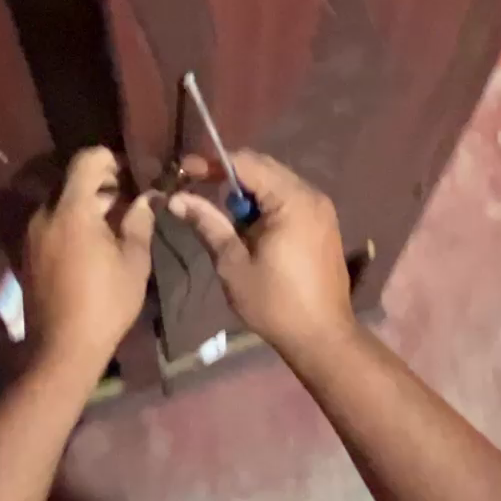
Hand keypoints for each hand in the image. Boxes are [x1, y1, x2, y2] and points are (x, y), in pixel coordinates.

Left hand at [23, 147, 154, 375]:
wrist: (61, 350)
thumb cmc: (105, 303)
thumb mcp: (134, 261)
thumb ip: (139, 221)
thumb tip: (147, 198)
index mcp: (72, 210)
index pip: (86, 160)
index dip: (109, 159)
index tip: (129, 174)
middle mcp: (45, 214)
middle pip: (71, 180)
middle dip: (100, 183)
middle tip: (127, 200)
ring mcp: (32, 234)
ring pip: (60, 201)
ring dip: (85, 204)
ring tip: (112, 224)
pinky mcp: (27, 252)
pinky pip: (51, 221)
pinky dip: (70, 221)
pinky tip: (92, 244)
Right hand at [165, 151, 355, 357]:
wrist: (324, 338)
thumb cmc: (275, 303)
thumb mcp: (234, 264)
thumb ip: (208, 224)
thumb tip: (177, 199)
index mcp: (292, 200)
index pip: (247, 163)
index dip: (213, 162)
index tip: (185, 172)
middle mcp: (311, 194)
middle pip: (263, 167)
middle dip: (228, 175)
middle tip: (197, 187)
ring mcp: (321, 208)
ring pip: (276, 181)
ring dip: (246, 190)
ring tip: (221, 211)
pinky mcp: (323, 222)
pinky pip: (289, 197)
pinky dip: (265, 202)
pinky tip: (248, 223)